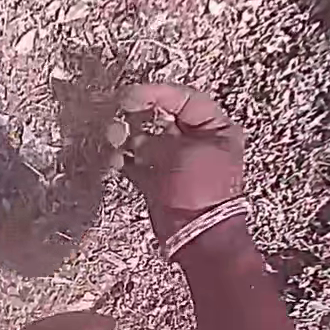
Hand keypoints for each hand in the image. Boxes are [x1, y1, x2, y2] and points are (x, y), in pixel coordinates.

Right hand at [115, 83, 245, 238]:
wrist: (198, 235)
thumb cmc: (202, 191)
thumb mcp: (183, 155)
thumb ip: (158, 141)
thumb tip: (136, 141)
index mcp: (215, 129)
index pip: (185, 100)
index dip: (157, 94)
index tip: (131, 96)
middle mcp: (196, 142)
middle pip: (162, 118)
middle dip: (139, 116)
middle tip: (120, 114)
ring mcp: (175, 163)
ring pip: (146, 140)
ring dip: (127, 137)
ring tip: (114, 138)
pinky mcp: (157, 181)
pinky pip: (137, 164)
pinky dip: (124, 161)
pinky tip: (114, 159)